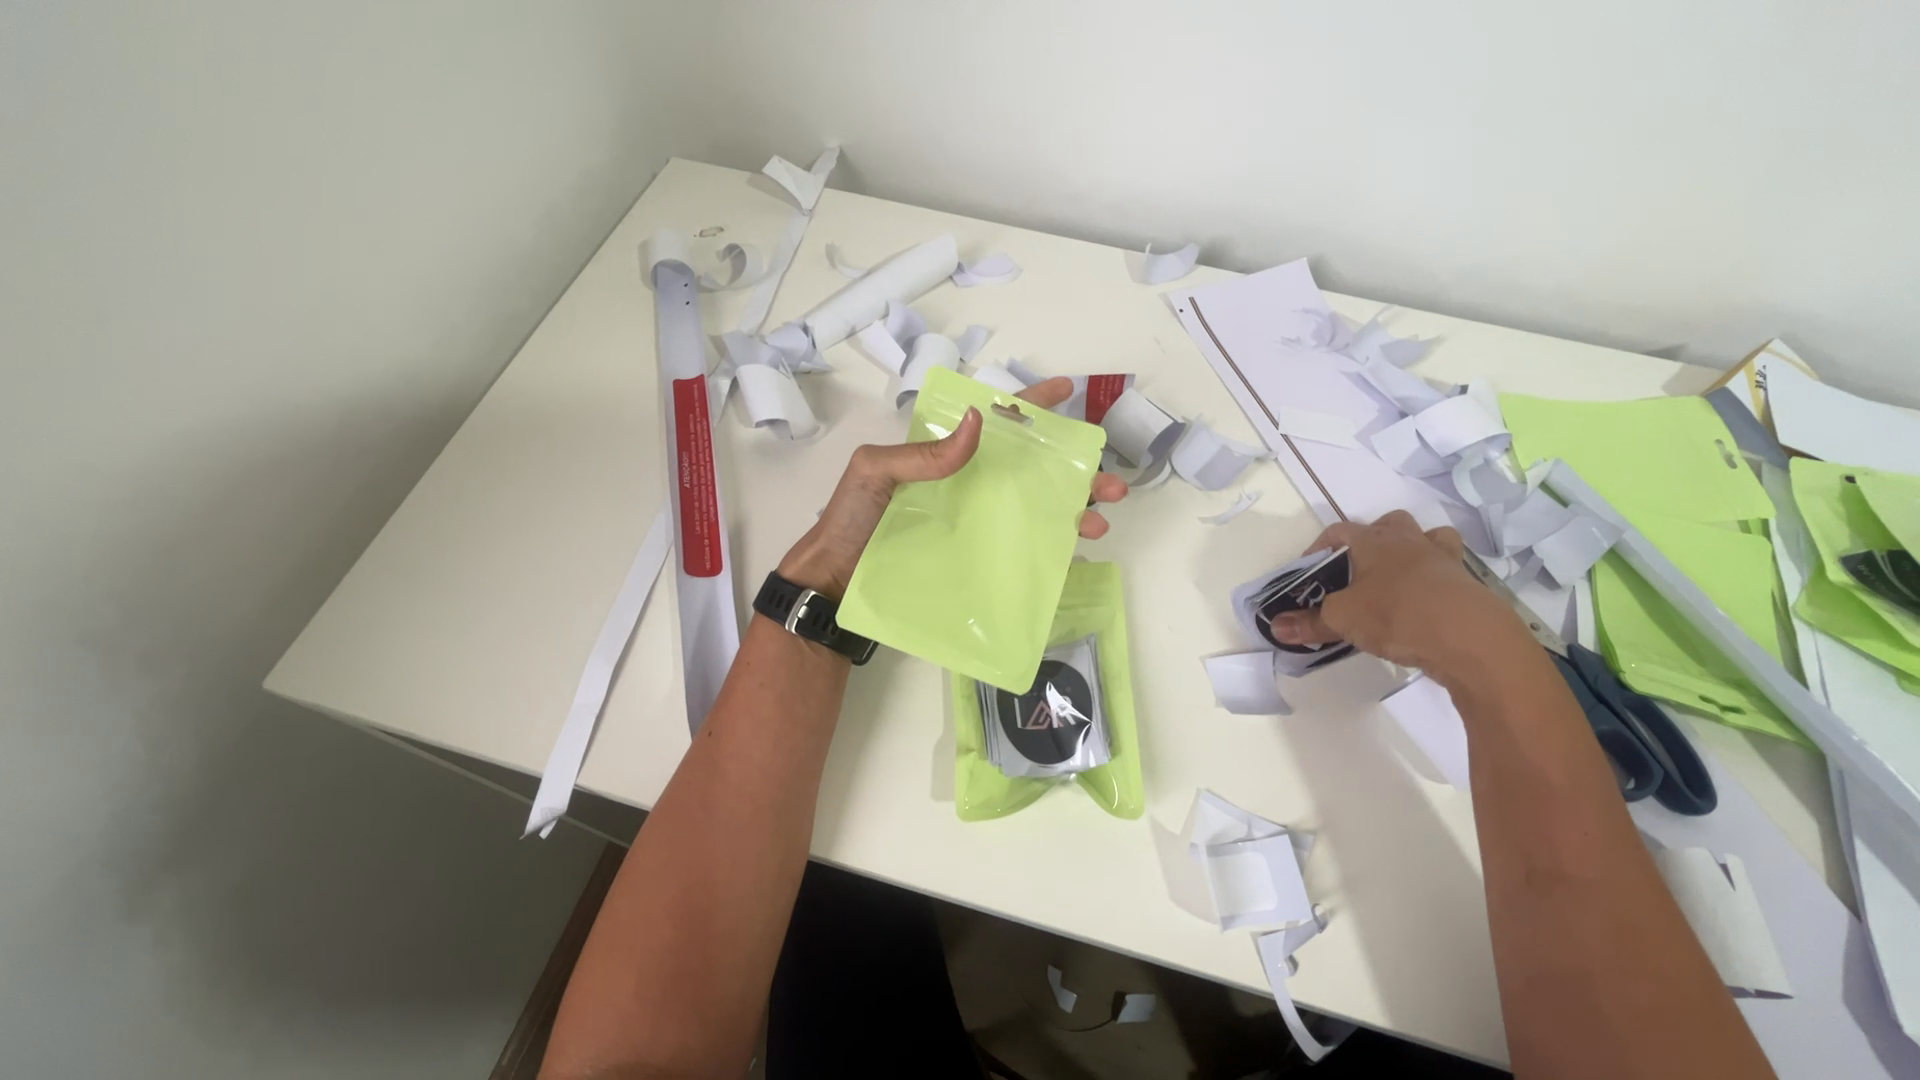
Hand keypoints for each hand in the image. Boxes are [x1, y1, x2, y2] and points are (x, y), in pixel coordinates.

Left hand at [777, 377, 1128, 599]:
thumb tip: (981, 420)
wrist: (834, 580)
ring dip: (1073, 508)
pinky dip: (1051, 543)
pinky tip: (1074, 545)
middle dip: (1075, 469)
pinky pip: (1018, 544)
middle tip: (1110, 482)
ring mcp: (971, 519)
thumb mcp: (875, 471)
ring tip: (1101, 518)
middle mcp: (965, 483)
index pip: (994, 419)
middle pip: (1029, 467)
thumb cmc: (850, 519)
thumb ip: (923, 451)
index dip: (1032, 403)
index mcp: (943, 454)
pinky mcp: (971, 554)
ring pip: (1033, 505)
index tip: (1068, 391)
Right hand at [1269, 511, 1532, 684]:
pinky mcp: (1467, 585)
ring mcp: (1444, 560)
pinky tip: (1424, 604)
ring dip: (1413, 551)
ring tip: (1397, 578)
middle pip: (1390, 524)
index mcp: (1374, 541)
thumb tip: (1277, 628)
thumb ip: (1309, 622)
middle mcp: (1410, 541)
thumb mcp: (1342, 619)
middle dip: (1372, 540)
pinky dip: (1436, 582)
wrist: (1469, 637)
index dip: (1319, 548)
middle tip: (1358, 569)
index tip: (1308, 572)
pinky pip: (1448, 572)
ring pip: (1429, 539)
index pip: (1339, 531)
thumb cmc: (1396, 614)